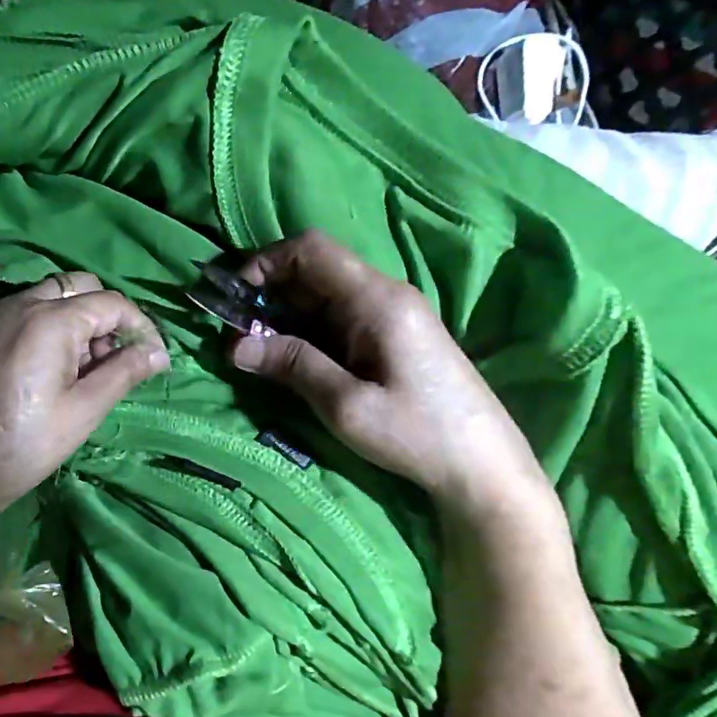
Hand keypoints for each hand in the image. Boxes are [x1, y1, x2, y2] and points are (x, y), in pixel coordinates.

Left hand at [0, 273, 169, 511]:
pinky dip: (55, 326)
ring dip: (81, 322)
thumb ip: (124, 371)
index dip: (140, 327)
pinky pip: (31, 311)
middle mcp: (22, 303)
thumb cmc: (28, 443)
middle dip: (108, 318)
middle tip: (116, 362)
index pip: (111, 303)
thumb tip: (159, 353)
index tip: (155, 359)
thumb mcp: (85, 409)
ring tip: (88, 372)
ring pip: (55, 296)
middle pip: (81, 287)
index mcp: (48, 320)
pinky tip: (59, 369)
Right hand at [228, 232, 550, 519]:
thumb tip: (234, 346)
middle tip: (234, 335)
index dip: (266, 262)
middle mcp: (384, 296)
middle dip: (267, 295)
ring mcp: (391, 316)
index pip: (312, 249)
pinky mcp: (392, 338)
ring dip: (283, 318)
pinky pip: (338, 320)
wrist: (482, 467)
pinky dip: (306, 333)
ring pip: (322, 298)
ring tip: (253, 353)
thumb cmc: (417, 434)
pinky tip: (289, 362)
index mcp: (377, 300)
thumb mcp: (346, 405)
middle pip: (314, 272)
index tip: (235, 297)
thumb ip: (292, 366)